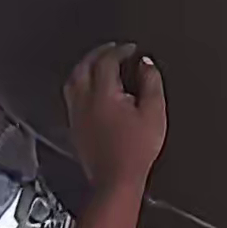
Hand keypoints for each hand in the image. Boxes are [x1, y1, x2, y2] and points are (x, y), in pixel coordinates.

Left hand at [64, 42, 167, 196]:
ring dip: (86, 66)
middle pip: (84, 67)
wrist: (117, 179)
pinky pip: (72, 95)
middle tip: (113, 48)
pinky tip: (92, 86)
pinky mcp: (75, 127)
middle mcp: (85, 102)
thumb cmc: (136, 149)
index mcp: (103, 95)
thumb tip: (145, 64)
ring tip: (99, 62)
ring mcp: (77, 115)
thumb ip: (151, 82)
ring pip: (73, 80)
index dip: (119, 51)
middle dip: (98, 54)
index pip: (106, 62)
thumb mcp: (154, 111)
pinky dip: (81, 82)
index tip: (130, 48)